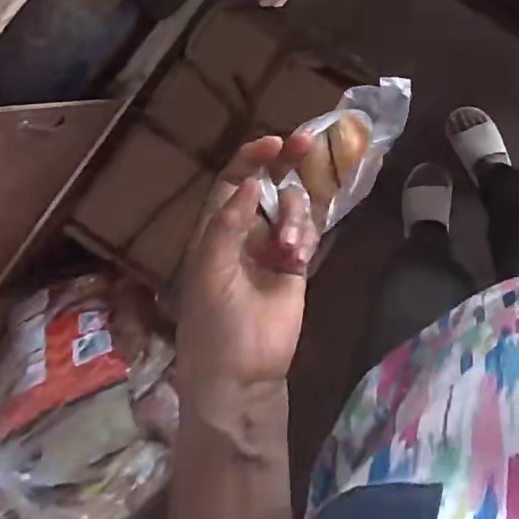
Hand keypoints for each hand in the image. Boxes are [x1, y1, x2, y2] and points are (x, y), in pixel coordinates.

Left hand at [177, 133, 318, 409]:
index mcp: (216, 229)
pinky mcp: (296, 262)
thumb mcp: (210, 272)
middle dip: (286, 162)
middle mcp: (246, 230)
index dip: (252, 157)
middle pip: (268, 183)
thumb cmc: (214, 325)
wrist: (241, 375)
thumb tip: (252, 181)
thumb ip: (227, 225)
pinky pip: (308, 231)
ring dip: (296, 217)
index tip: (276, 143)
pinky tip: (298, 259)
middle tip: (308, 142)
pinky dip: (307, 236)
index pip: (233, 180)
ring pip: (293, 206)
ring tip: (291, 249)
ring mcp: (272, 245)